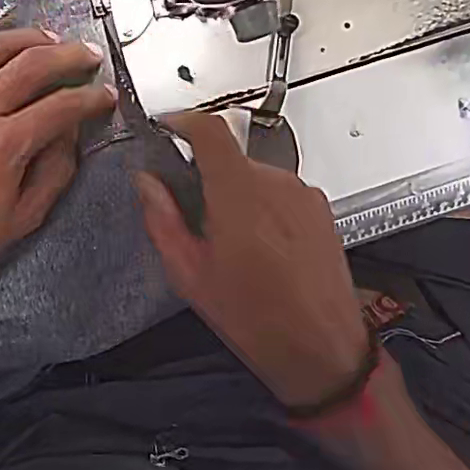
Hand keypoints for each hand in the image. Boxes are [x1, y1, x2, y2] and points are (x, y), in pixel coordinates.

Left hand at [0, 27, 116, 348]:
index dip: (91, 97)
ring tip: (51, 39)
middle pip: (33, 64)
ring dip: (28, 38)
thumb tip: (71, 133)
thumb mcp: (23, 217)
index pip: (62, 106)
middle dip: (69, 55)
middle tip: (87, 57)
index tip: (104, 96)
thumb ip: (56, 170)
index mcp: (4, 146)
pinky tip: (3, 48)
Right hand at [133, 112, 371, 409]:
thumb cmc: (258, 319)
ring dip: (235, 193)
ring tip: (231, 241)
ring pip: (254, 174)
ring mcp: (303, 195)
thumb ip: (162, 219)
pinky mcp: (320, 209)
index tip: (170, 126)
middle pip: (230, 157)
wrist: (321, 349)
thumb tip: (147, 184)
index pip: (210, 130)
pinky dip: (261, 205)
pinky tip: (258, 245)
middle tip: (193, 214)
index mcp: (238, 195)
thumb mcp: (189, 273)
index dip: (184, 120)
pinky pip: (279, 191)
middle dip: (205, 175)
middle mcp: (276, 185)